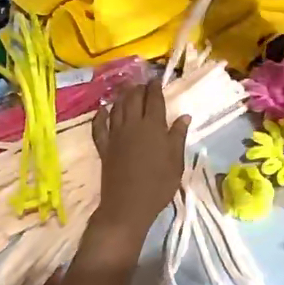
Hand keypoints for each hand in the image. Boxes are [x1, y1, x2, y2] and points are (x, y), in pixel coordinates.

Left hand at [90, 80, 189, 244]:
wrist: (128, 205)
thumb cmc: (158, 185)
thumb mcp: (176, 162)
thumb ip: (178, 137)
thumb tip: (184, 116)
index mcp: (153, 126)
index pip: (154, 99)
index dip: (155, 87)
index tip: (157, 79)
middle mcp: (132, 124)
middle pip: (134, 98)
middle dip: (139, 88)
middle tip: (143, 84)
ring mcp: (115, 134)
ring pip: (117, 107)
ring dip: (122, 96)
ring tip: (127, 90)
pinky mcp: (103, 146)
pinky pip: (99, 126)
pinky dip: (100, 115)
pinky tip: (103, 109)